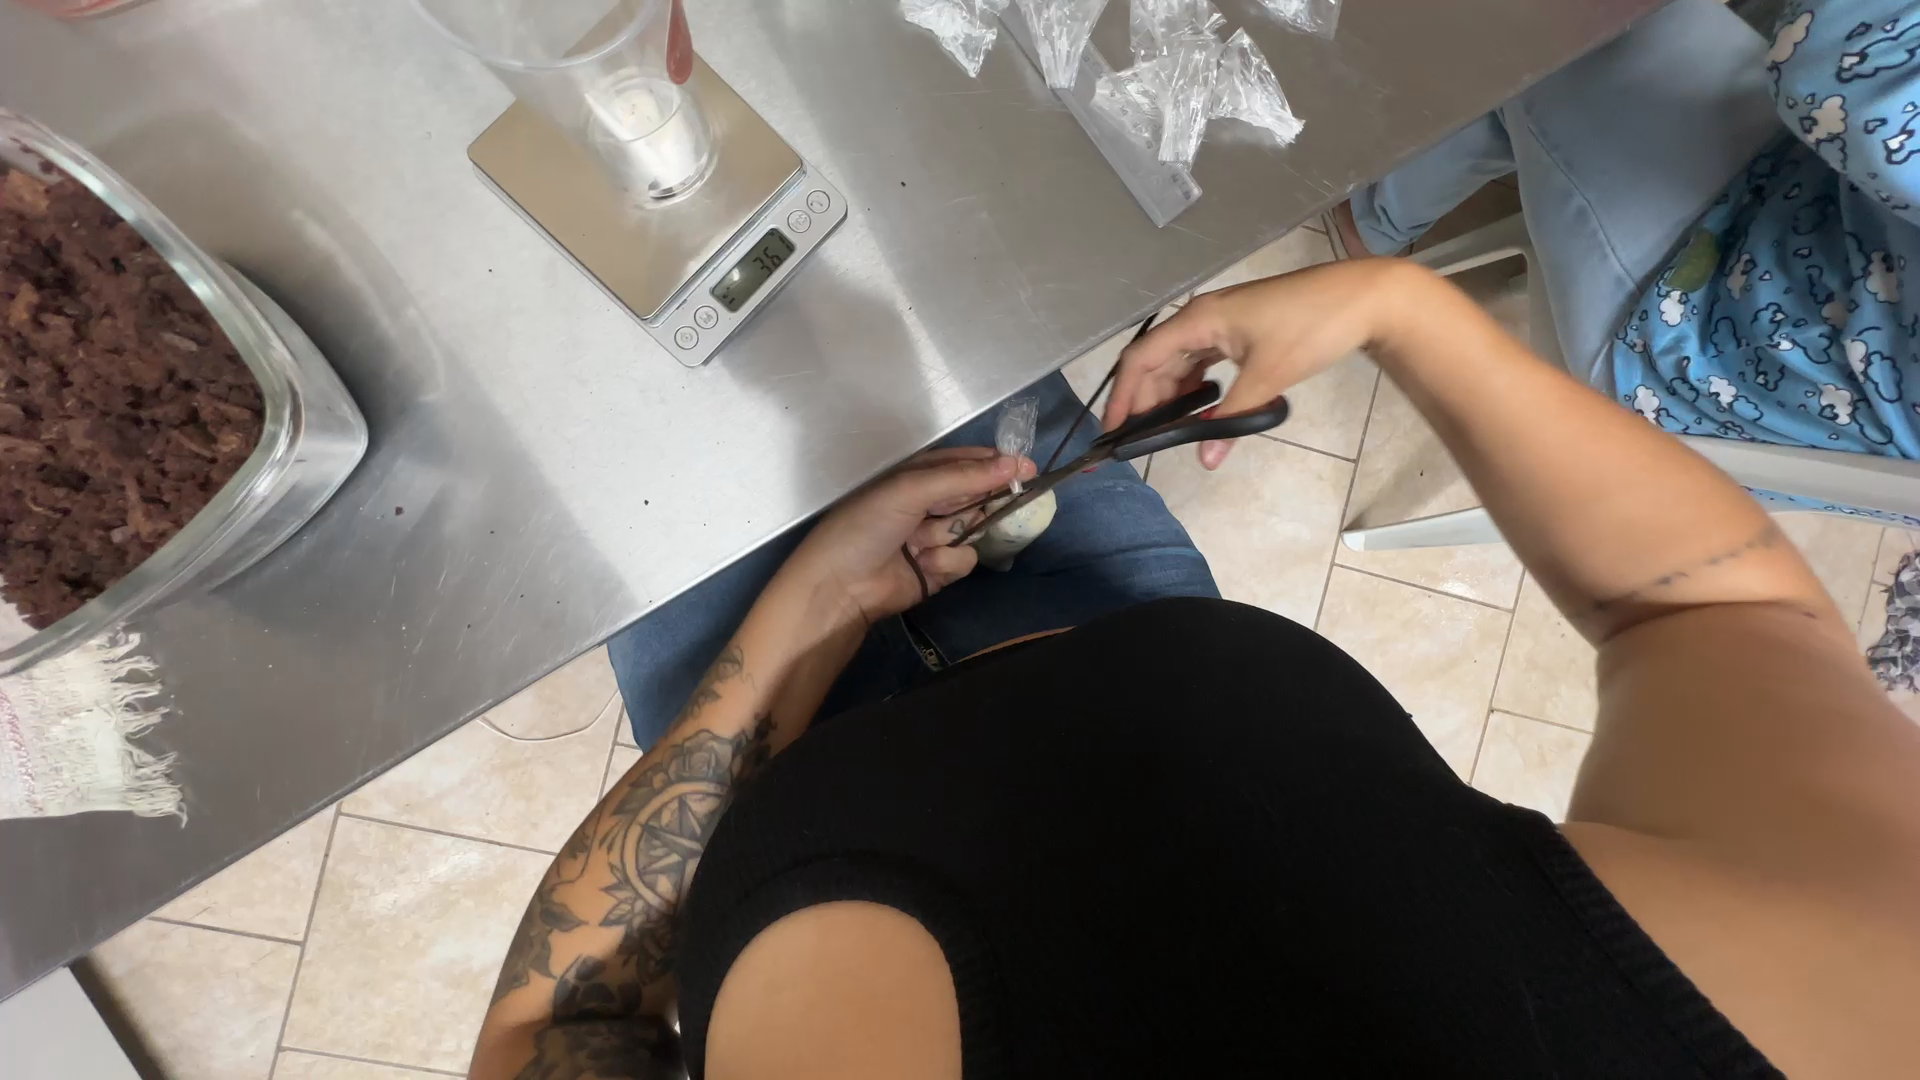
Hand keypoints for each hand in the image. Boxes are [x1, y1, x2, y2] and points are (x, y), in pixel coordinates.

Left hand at [772, 447, 1036, 629]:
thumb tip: (1014, 464)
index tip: (1028, 468)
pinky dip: (947, 562)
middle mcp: (929, 503)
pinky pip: (965, 558)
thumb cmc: (866, 525)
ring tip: (923, 542)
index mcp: (918, 475)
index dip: (996, 464)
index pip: (966, 463)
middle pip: (977, 495)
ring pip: (974, 528)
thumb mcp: (911, 489)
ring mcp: (936, 537)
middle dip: (986, 500)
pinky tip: (923, 565)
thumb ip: (964, 477)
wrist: (840, 586)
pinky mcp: (940, 569)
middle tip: (1011, 500)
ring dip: (954, 534)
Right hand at [1105, 259, 1407, 468]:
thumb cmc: (1313, 328)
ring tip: (1164, 430)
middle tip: (1140, 439)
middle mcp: (1200, 317)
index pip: (1140, 359)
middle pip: (1155, 362)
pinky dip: (1191, 386)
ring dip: (1168, 395)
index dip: (1122, 395)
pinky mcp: (1236, 330)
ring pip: (1177, 362)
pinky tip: (1195, 409)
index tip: (1112, 429)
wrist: (1367, 297)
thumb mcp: (1268, 378)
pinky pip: (1199, 360)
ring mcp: (1218, 322)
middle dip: (1144, 400)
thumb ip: (1231, 419)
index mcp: (1198, 319)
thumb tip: (1206, 461)